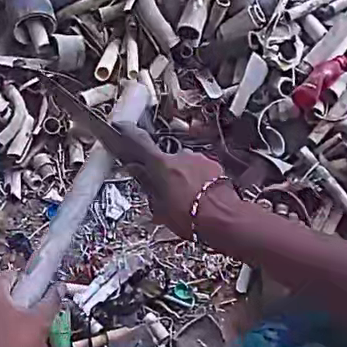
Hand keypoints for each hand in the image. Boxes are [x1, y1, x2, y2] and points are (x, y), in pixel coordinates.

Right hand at [109, 121, 233, 240]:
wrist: (224, 219)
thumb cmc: (190, 216)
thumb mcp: (160, 207)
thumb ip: (147, 185)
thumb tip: (136, 170)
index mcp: (162, 164)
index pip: (141, 143)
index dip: (129, 134)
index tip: (122, 128)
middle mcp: (181, 156)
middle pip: (166, 159)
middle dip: (164, 172)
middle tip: (165, 192)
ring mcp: (199, 159)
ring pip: (185, 164)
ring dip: (183, 177)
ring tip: (185, 199)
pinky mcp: (215, 166)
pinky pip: (200, 170)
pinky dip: (198, 180)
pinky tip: (199, 196)